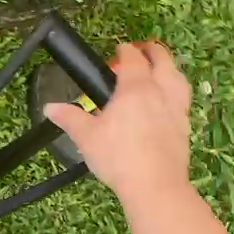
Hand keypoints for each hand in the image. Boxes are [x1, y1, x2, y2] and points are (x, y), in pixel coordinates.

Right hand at [43, 40, 192, 204]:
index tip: (119, 48)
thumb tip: (49, 107)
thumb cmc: (117, 156)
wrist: (154, 184)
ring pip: (178, 77)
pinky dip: (175, 90)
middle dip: (153, 51)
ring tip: (161, 70)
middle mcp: (160, 91)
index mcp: (135, 88)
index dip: (126, 50)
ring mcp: (176, 108)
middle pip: (163, 61)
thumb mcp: (86, 137)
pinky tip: (167, 101)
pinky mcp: (184, 126)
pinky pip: (182, 98)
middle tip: (144, 50)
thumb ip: (69, 118)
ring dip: (169, 68)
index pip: (133, 59)